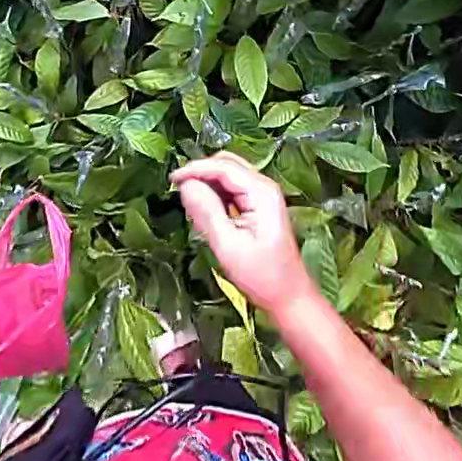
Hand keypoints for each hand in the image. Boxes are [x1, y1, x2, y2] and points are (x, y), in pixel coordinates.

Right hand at [171, 152, 319, 315]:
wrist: (289, 297)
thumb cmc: (261, 275)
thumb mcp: (228, 245)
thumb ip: (206, 212)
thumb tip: (185, 185)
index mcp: (261, 193)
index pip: (222, 167)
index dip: (194, 169)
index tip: (172, 180)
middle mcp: (264, 187)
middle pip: (225, 164)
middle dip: (200, 172)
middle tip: (179, 190)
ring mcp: (262, 194)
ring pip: (227, 174)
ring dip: (206, 182)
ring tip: (190, 203)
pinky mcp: (257, 204)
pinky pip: (230, 187)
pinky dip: (214, 192)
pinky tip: (204, 209)